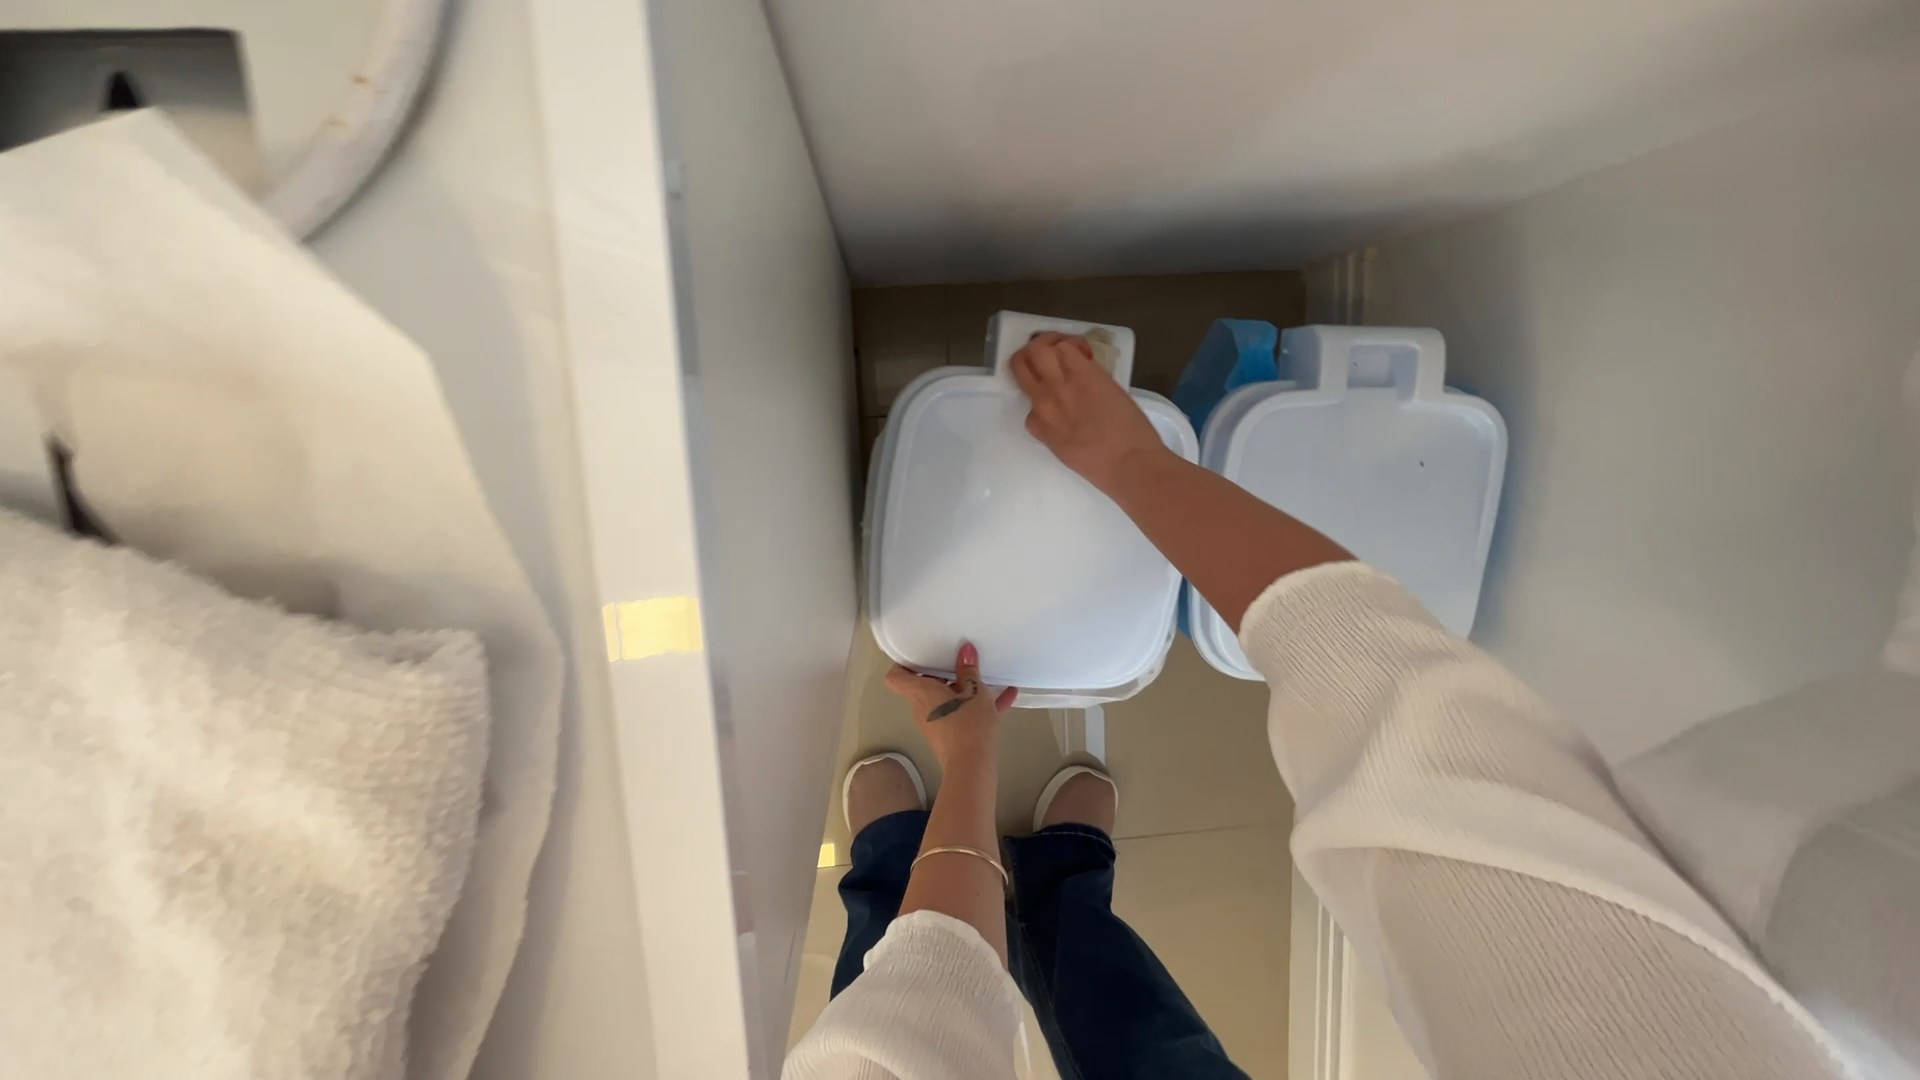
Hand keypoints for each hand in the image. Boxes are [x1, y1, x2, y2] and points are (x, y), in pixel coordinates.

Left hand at [885, 642, 1017, 766]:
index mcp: (921, 693)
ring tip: (984, 677)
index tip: (921, 655)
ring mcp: (936, 724)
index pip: (896, 677)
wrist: (972, 766)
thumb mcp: (974, 691)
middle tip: (957, 661)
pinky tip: (1007, 695)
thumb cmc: (968, 723)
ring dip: (963, 690)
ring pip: (946, 701)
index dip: (904, 664)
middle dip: (941, 674)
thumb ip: (969, 670)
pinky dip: (978, 706)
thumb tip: (966, 651)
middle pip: (923, 687)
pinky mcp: (950, 737)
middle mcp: (923, 708)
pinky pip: (962, 715)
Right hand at [1010, 332, 1169, 492]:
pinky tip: (1083, 351)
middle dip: (1028, 356)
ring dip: (1048, 344)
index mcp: (1041, 427)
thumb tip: (1062, 416)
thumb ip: (1056, 432)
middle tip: (1043, 356)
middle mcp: (1044, 402)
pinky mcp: (1085, 372)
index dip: (1041, 397)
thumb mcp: (1067, 454)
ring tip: (1063, 348)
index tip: (1056, 397)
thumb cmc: (1103, 468)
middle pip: (1021, 365)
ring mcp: (1062, 384)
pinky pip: (1067, 346)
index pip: (1029, 406)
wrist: (1130, 462)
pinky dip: (1072, 343)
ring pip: (1038, 349)